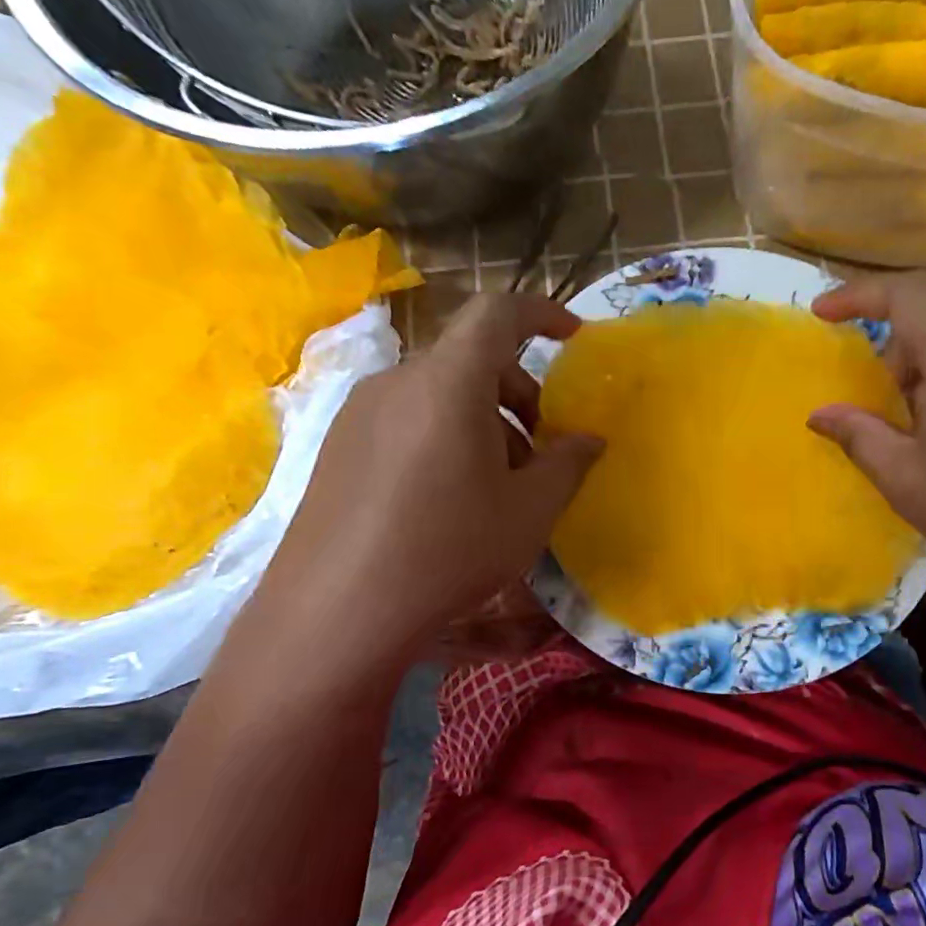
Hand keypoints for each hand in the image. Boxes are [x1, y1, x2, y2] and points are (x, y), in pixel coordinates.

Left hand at [251, 294, 602, 663]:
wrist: (337, 613)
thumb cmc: (449, 550)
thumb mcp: (529, 511)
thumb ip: (568, 464)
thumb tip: (589, 439)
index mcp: (449, 382)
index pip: (498, 313)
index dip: (542, 314)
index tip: (574, 338)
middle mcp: (398, 381)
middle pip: (470, 360)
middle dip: (519, 393)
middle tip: (542, 450)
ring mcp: (360, 413)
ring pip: (440, 393)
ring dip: (484, 421)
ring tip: (500, 485)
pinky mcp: (338, 446)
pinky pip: (407, 419)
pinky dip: (445, 437)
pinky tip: (451, 499)